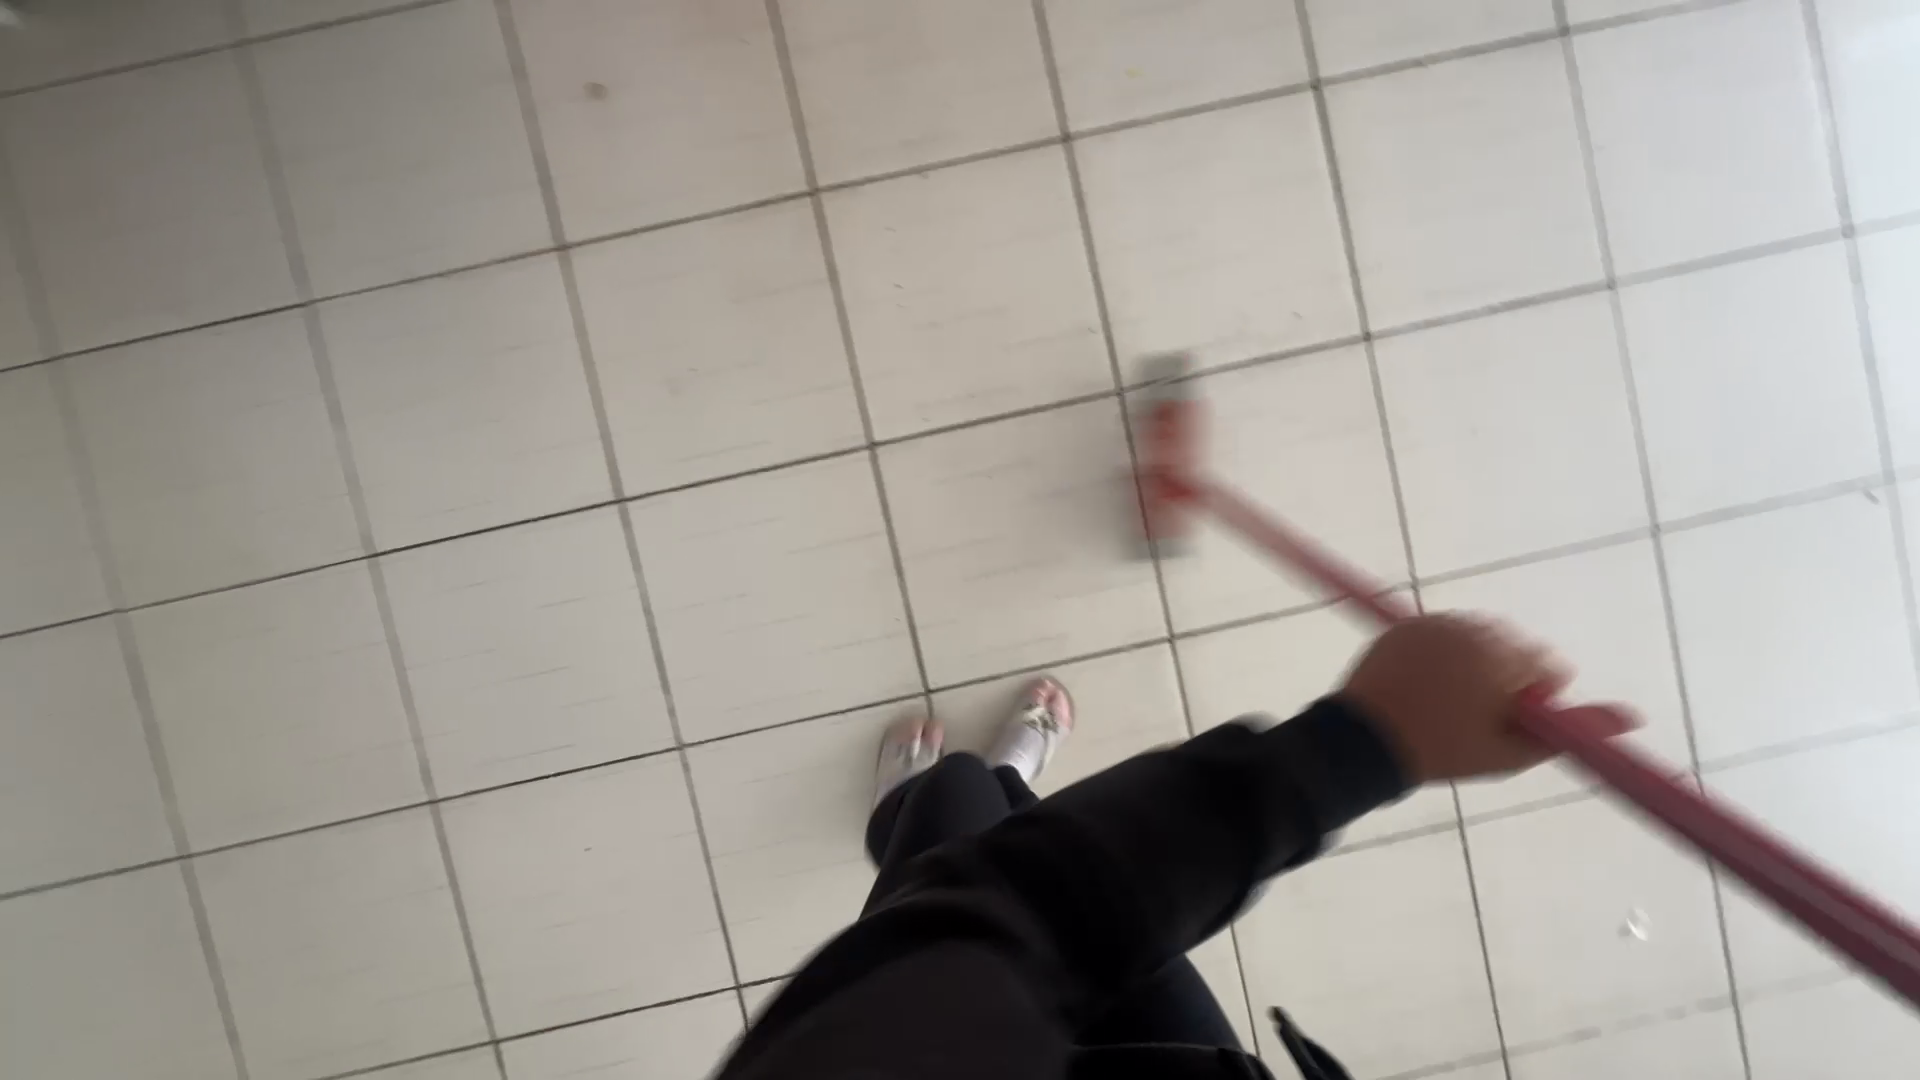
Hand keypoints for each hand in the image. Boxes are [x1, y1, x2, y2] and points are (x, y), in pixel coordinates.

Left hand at [1339, 614, 1639, 782]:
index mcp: (1501, 657)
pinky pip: (1440, 632)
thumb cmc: (1442, 749)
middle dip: (1506, 673)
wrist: (1364, 737)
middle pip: (1512, 645)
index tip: (1504, 718)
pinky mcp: (1402, 626)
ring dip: (1475, 659)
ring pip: (1477, 636)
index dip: (1533, 695)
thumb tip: (1634, 715)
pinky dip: (1443, 650)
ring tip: (1450, 696)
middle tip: (1475, 709)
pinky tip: (1427, 680)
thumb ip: (1575, 730)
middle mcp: (1468, 630)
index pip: (1546, 665)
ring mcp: (1431, 624)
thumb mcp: (1513, 749)